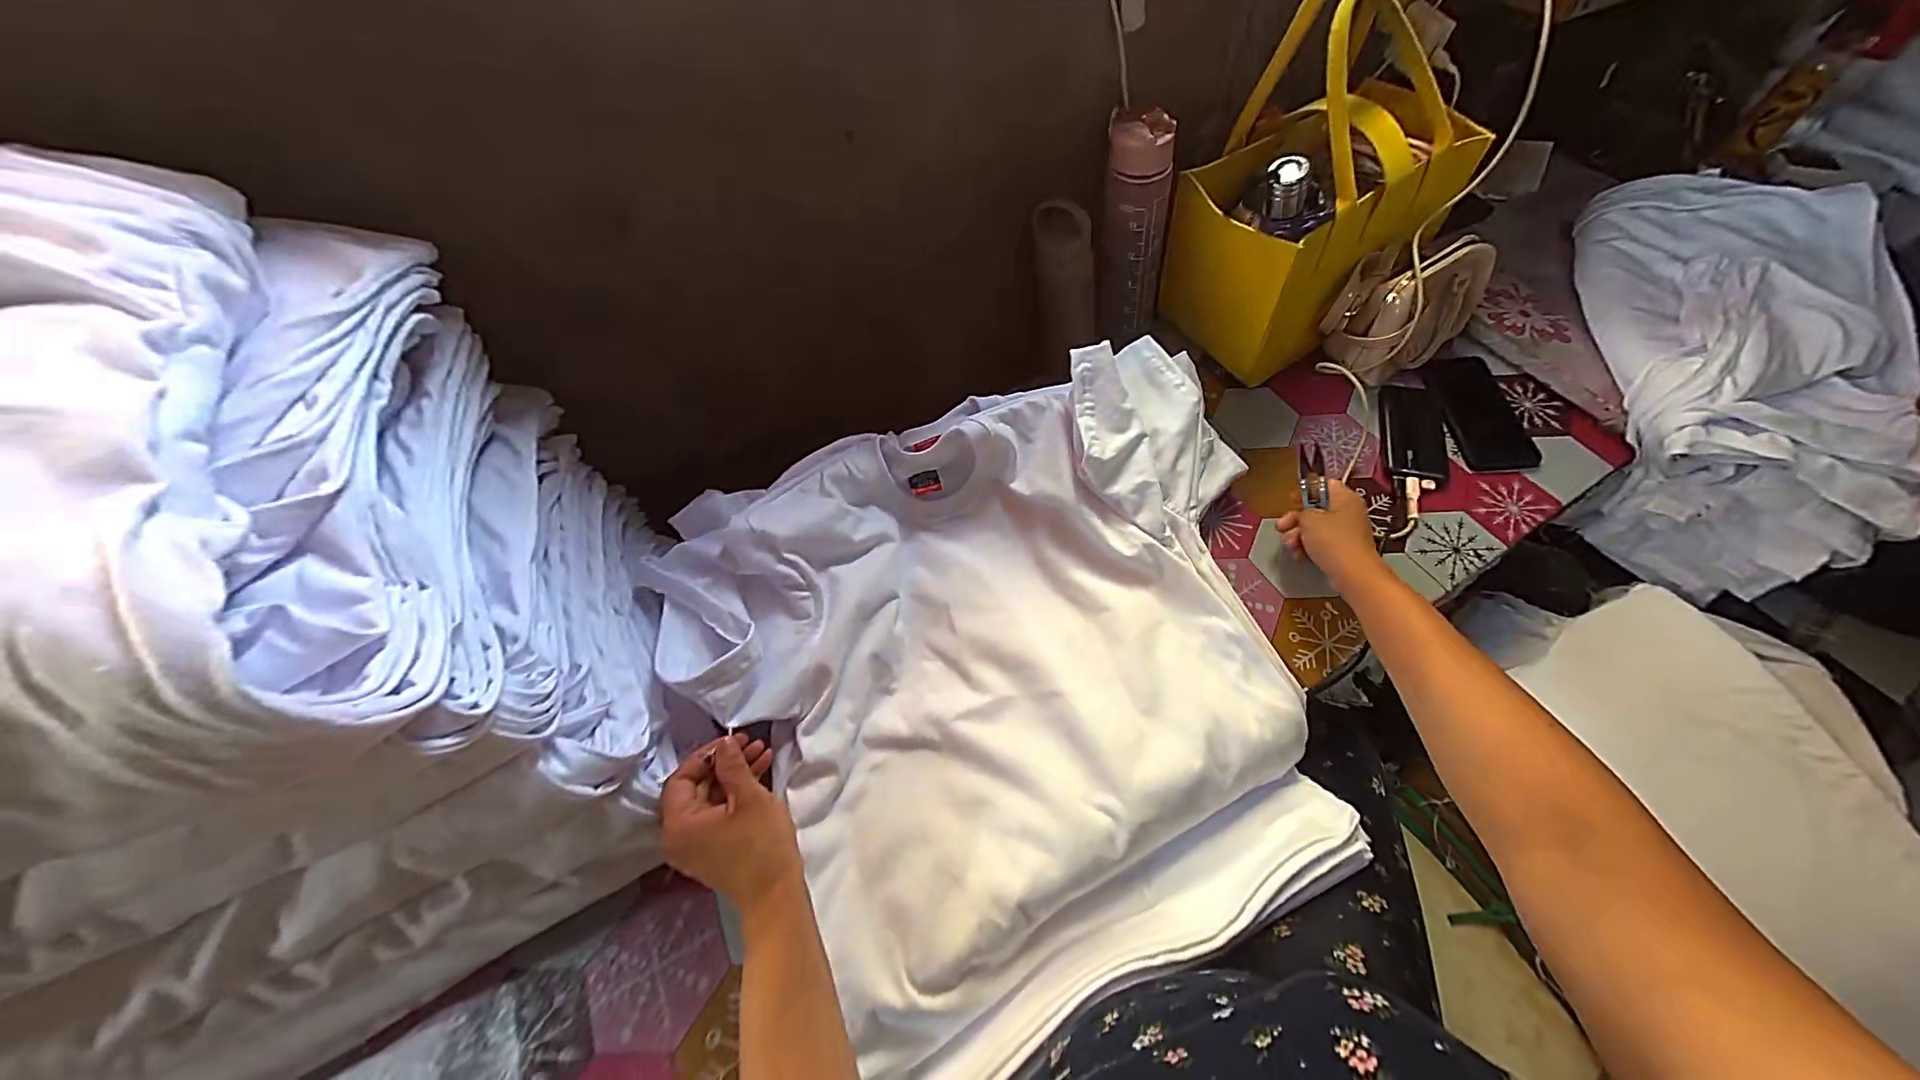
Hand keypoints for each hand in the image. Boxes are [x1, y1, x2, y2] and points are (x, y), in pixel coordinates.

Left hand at [661, 734, 802, 913]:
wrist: (776, 894)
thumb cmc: (761, 843)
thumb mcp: (749, 797)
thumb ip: (732, 765)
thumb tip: (723, 742)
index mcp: (678, 824)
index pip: (681, 778)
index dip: (706, 755)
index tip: (732, 740)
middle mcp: (679, 836)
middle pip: (696, 787)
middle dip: (725, 762)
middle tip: (751, 743)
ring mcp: (696, 845)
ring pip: (711, 798)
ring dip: (735, 775)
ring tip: (762, 753)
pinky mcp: (713, 849)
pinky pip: (718, 813)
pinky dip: (736, 794)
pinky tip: (761, 773)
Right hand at [1275, 477, 1385, 590]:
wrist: (1352, 573)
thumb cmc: (1332, 540)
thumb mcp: (1309, 520)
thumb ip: (1301, 512)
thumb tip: (1302, 516)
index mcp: (1345, 498)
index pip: (1323, 485)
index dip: (1304, 491)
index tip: (1290, 502)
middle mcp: (1347, 512)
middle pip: (1315, 508)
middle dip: (1295, 519)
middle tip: (1282, 527)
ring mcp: (1345, 531)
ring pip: (1314, 527)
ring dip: (1297, 535)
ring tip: (1291, 545)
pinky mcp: (1340, 548)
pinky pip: (1318, 542)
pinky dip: (1307, 547)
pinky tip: (1299, 554)